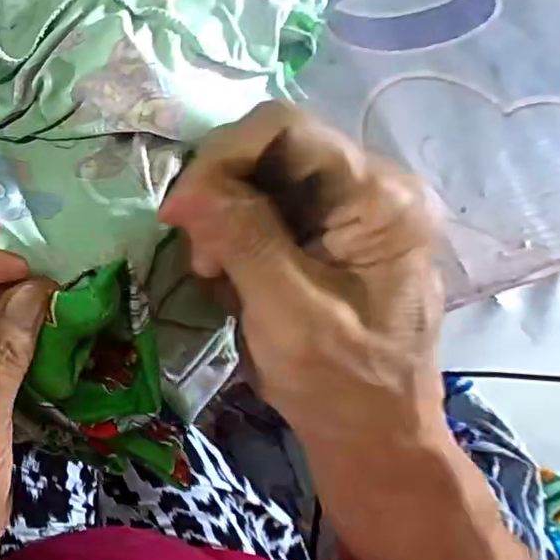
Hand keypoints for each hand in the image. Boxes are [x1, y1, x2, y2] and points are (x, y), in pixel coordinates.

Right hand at [160, 101, 445, 454]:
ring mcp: (347, 206)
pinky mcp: (325, 228)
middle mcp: (369, 186)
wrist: (370, 429)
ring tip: (216, 271)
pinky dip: (228, 232)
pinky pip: (259, 203)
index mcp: (378, 198)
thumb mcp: (288, 312)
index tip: (181, 214)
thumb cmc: (338, 379)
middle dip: (216, 192)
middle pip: (266, 146)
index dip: (219, 158)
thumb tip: (188, 190)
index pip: (282, 130)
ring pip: (255, 173)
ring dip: (218, 216)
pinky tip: (229, 271)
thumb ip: (244, 241)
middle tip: (202, 255)